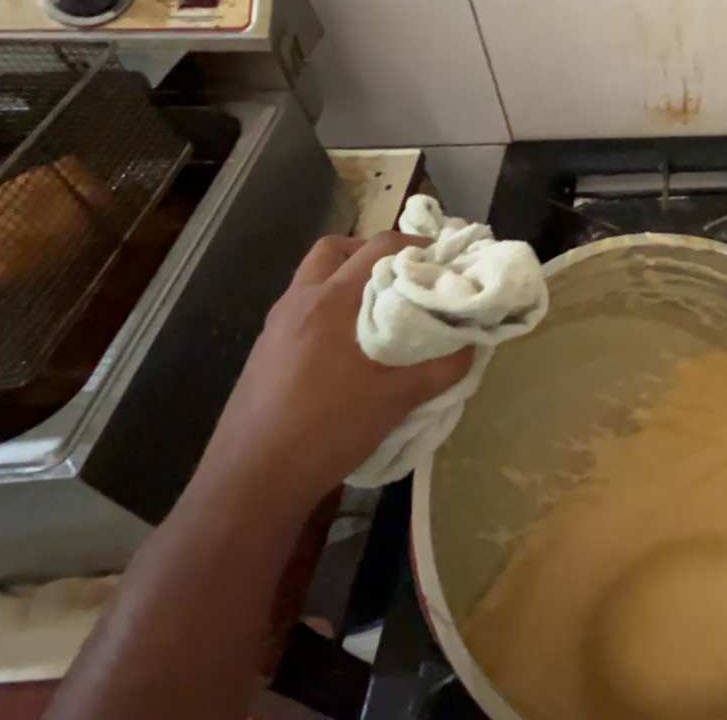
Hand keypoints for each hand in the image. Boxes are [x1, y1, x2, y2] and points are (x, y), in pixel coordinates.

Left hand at [190, 232, 473, 515]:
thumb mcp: (401, 398)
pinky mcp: (266, 353)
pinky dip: (334, 308)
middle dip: (374, 253)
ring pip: (315, 279)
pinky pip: (305, 309)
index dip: (418, 246)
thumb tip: (474, 343)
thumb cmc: (329, 429)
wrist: (252, 481)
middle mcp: (299, 302)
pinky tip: (354, 346)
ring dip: (350, 280)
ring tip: (385, 309)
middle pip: (336, 250)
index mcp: (332, 301)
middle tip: (408, 275)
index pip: (379, 247)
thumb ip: (445, 366)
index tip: (447, 261)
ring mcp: (276, 327)